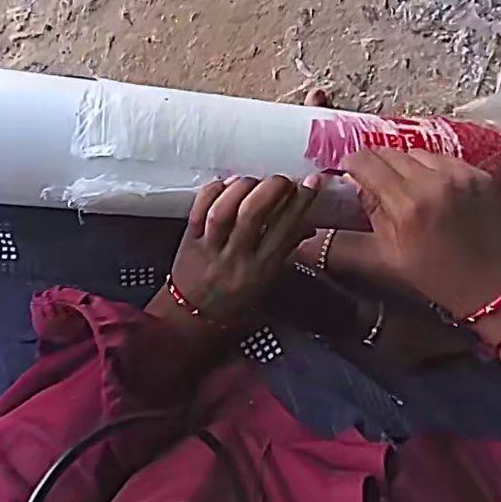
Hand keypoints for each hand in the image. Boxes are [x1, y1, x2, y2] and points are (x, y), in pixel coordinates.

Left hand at [150, 175, 322, 335]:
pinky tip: (227, 183)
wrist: (192, 320)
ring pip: (223, 210)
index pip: (284, 231)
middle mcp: (235, 258)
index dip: (300, 203)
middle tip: (282, 181)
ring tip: (254, 181)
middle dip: (271, 189)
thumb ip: (285, 251)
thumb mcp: (267, 283)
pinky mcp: (188, 240)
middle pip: (252, 214)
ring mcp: (209, 248)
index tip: (312, 182)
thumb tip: (307, 223)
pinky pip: (199, 209)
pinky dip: (214, 190)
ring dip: (242, 188)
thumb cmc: (235, 303)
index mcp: (260, 270)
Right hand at [344, 149, 500, 319]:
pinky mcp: (482, 175)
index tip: (350, 171)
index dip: (353, 164)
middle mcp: (434, 182)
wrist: (494, 288)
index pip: (367, 161)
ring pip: (418, 152)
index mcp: (407, 205)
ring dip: (406, 165)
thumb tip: (351, 182)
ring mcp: (462, 175)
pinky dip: (433, 169)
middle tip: (377, 181)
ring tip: (408, 187)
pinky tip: (435, 189)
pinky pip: (445, 159)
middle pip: (391, 152)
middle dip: (378, 164)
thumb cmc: (435, 276)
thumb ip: (366, 214)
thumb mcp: (387, 255)